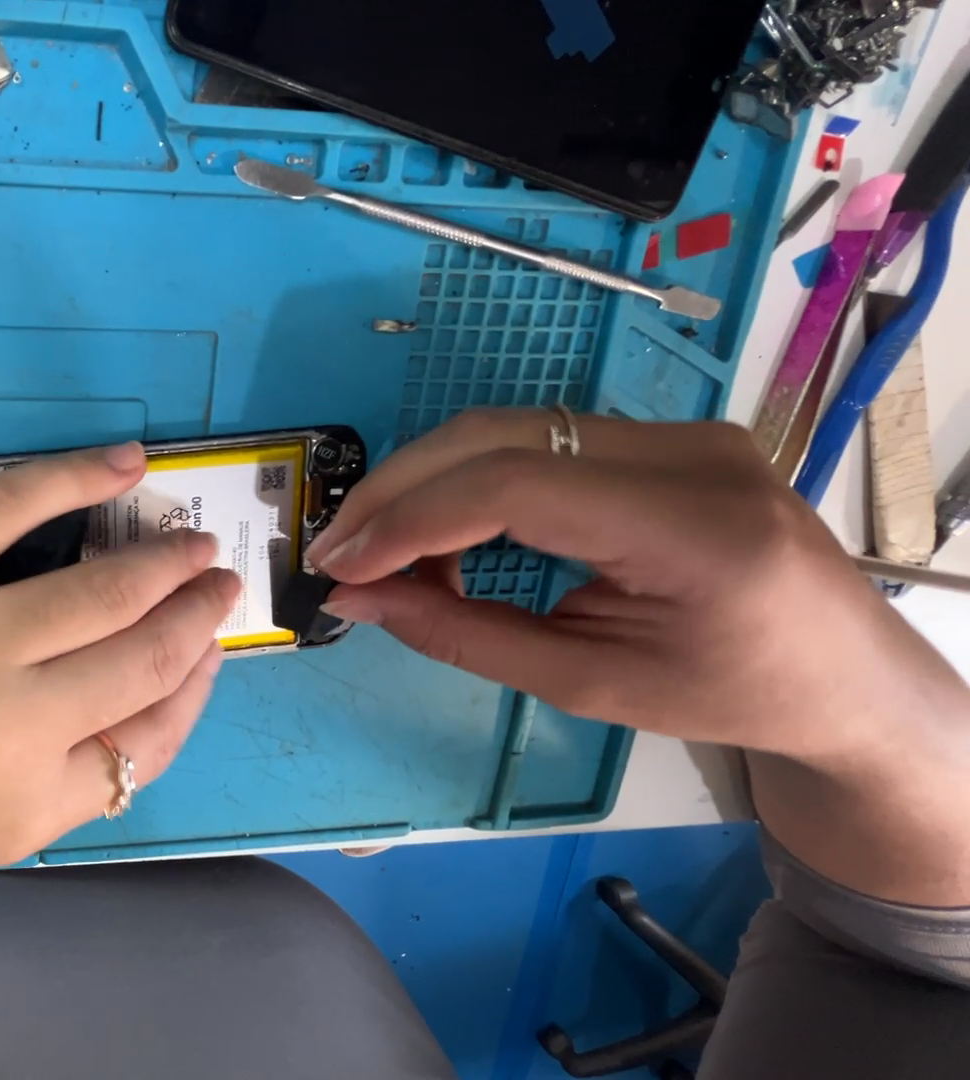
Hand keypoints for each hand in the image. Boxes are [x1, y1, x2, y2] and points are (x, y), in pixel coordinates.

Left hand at [0, 442, 239, 887]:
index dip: (192, 687)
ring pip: (102, 589)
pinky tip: (122, 465)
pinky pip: (12, 508)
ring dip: (163, 561)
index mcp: (25, 806)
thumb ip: (50, 781)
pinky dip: (77, 476)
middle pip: (144, 660)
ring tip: (193, 541)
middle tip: (219, 584)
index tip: (207, 653)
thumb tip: (122, 706)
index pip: (151, 740)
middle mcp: (11, 727)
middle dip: (198, 619)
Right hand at [301, 409, 968, 763]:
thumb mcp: (585, 685)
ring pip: (497, 428)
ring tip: (375, 550)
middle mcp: (688, 454)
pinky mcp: (653, 435)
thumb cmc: (727, 696)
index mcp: (695, 529)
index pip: (511, 487)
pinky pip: (524, 442)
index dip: (407, 520)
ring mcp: (673, 433)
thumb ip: (458, 634)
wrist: (850, 676)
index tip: (339, 568)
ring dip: (417, 484)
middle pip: (492, 438)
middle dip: (392, 492)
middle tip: (334, 552)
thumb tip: (351, 599)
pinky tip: (439, 536)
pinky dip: (457, 484)